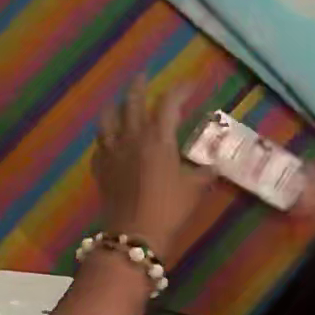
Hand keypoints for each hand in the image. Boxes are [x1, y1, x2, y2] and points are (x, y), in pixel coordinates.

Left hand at [93, 77, 215, 257]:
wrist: (134, 237)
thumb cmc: (169, 210)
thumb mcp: (194, 190)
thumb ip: (204, 173)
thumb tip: (215, 165)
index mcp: (157, 138)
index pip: (169, 102)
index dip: (180, 89)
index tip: (190, 84)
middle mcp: (131, 137)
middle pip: (132, 101)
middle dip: (140, 86)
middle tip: (144, 77)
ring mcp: (112, 152)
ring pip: (108, 118)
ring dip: (116, 107)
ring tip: (120, 104)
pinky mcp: (100, 170)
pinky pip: (100, 146)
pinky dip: (106, 139)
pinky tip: (110, 143)